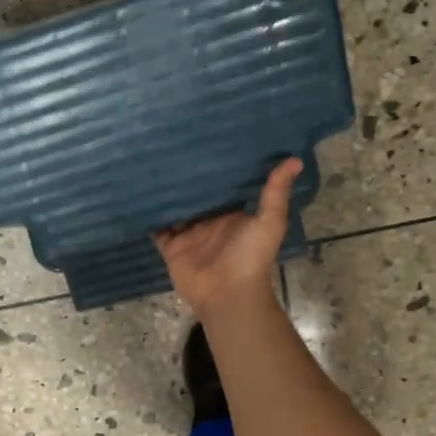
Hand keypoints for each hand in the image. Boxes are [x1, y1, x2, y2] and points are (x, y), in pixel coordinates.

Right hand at [153, 157, 301, 320]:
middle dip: (186, 177)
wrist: (227, 294)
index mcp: (231, 213)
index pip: (222, 185)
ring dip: (166, 193)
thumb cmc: (250, 257)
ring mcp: (188, 234)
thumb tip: (295, 159)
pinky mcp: (171, 247)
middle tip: (174, 146)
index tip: (208, 141)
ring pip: (174, 209)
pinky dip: (149, 215)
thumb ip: (276, 192)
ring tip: (153, 164)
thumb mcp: (270, 221)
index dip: (216, 167)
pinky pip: (157, 228)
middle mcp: (208, 221)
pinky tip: (140, 194)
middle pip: (195, 196)